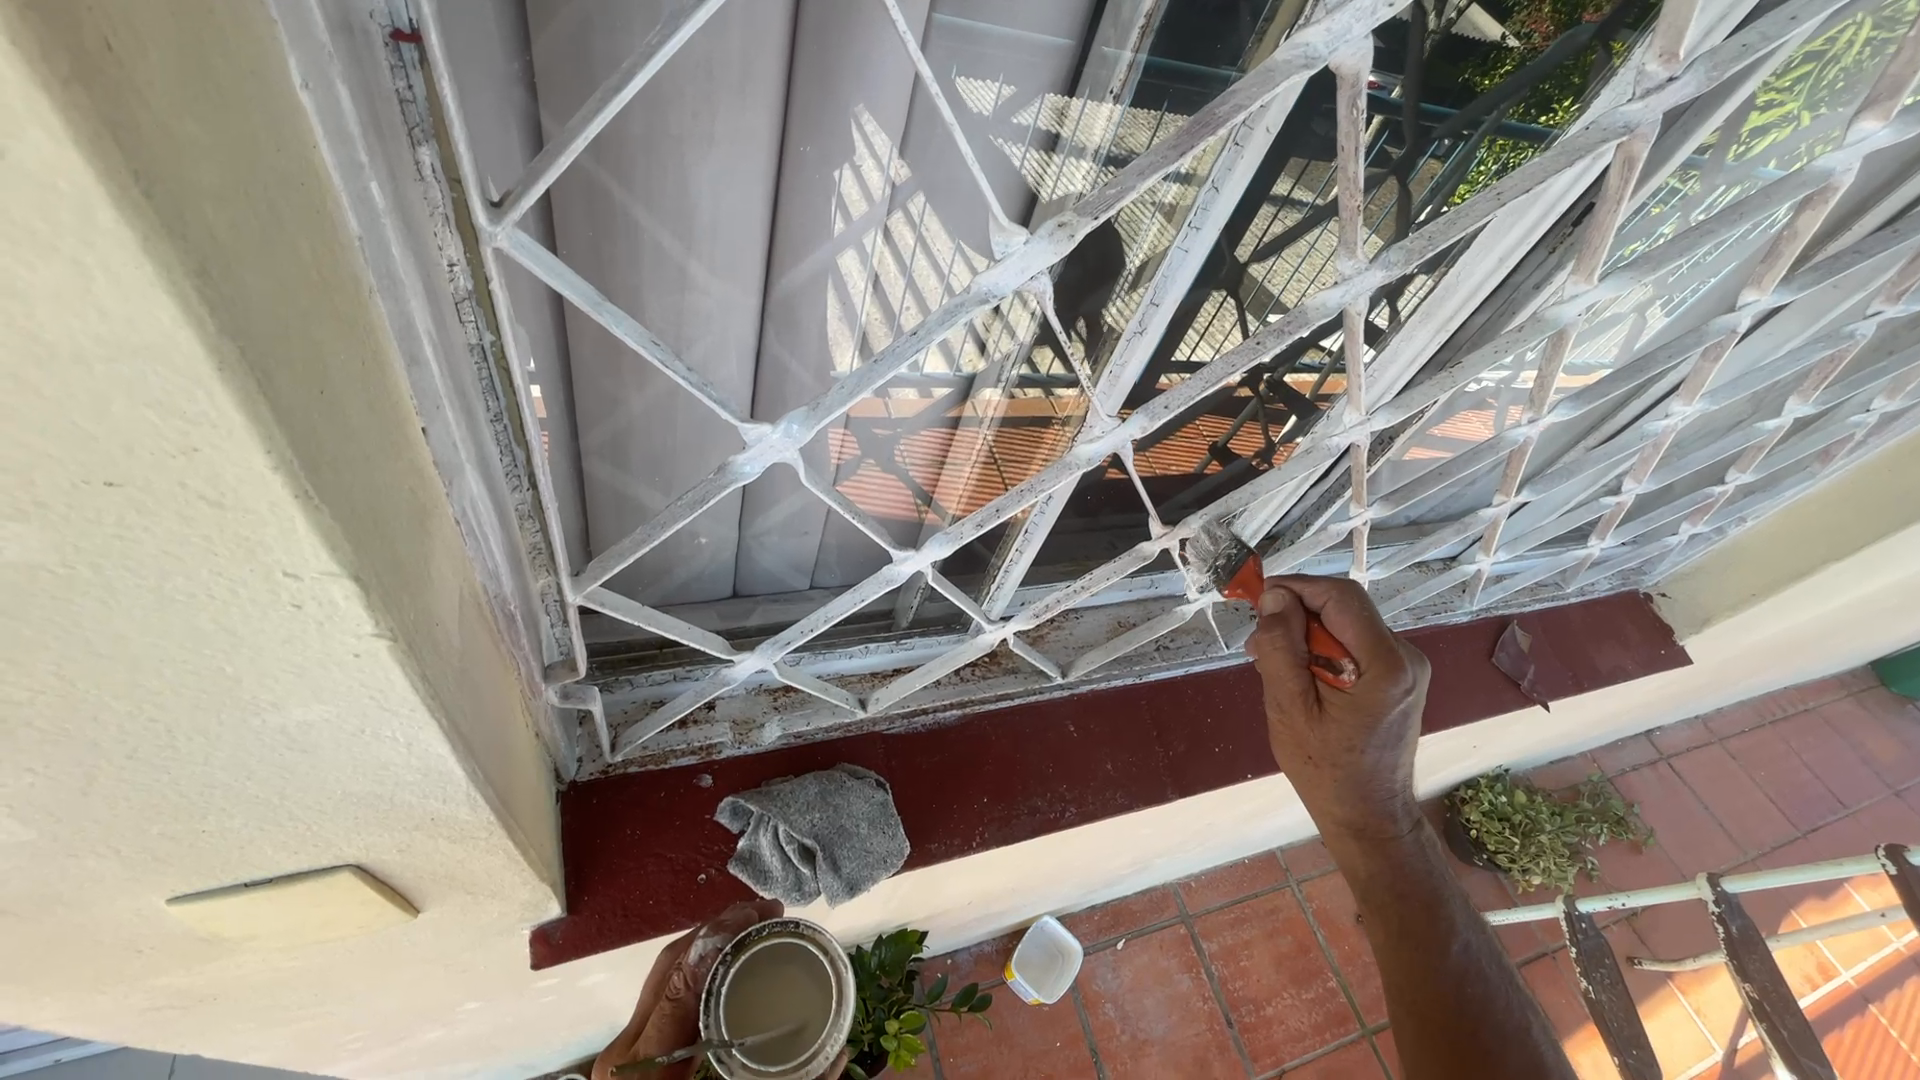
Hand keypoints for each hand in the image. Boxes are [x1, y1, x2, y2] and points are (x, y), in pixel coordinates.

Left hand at [592, 900, 846, 1079]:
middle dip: (719, 928)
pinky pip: (662, 1000)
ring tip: (754, 927)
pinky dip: (697, 974)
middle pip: (669, 967)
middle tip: (770, 910)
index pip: (680, 983)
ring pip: (662, 979)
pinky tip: (726, 969)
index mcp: (643, 1069)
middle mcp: (626, 1056)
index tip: (764, 916)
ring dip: (708, 945)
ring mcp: (623, 1058)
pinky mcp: (629, 1063)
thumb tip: (838, 1056)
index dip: (720, 939)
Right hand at [1244, 575, 1429, 844]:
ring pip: (1346, 624)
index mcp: (1385, 664)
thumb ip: (1281, 648)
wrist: (1368, 814)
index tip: (1258, 601)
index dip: (1296, 588)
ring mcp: (1407, 666)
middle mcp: (1406, 656)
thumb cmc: (1324, 768)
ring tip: (1274, 668)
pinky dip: (1322, 650)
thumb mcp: (1289, 708)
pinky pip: (1354, 643)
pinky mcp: (1400, 676)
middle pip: (1344, 607)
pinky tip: (1301, 679)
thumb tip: (1275, 598)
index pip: (1340, 596)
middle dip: (1296, 614)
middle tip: (1258, 645)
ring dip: (1305, 634)